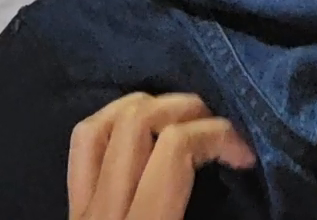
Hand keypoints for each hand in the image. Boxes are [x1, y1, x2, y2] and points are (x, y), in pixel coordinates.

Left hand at [68, 93, 257, 219]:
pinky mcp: (70, 211)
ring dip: (144, 106)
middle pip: (136, 121)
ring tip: (179, 119)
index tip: (245, 153)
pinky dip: (111, 124)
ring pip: (99, 125)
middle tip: (217, 126)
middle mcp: (104, 209)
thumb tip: (245, 165)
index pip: (174, 148)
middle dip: (185, 108)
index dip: (217, 135)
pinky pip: (82, 148)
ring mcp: (79, 209)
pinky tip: (139, 129)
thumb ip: (215, 211)